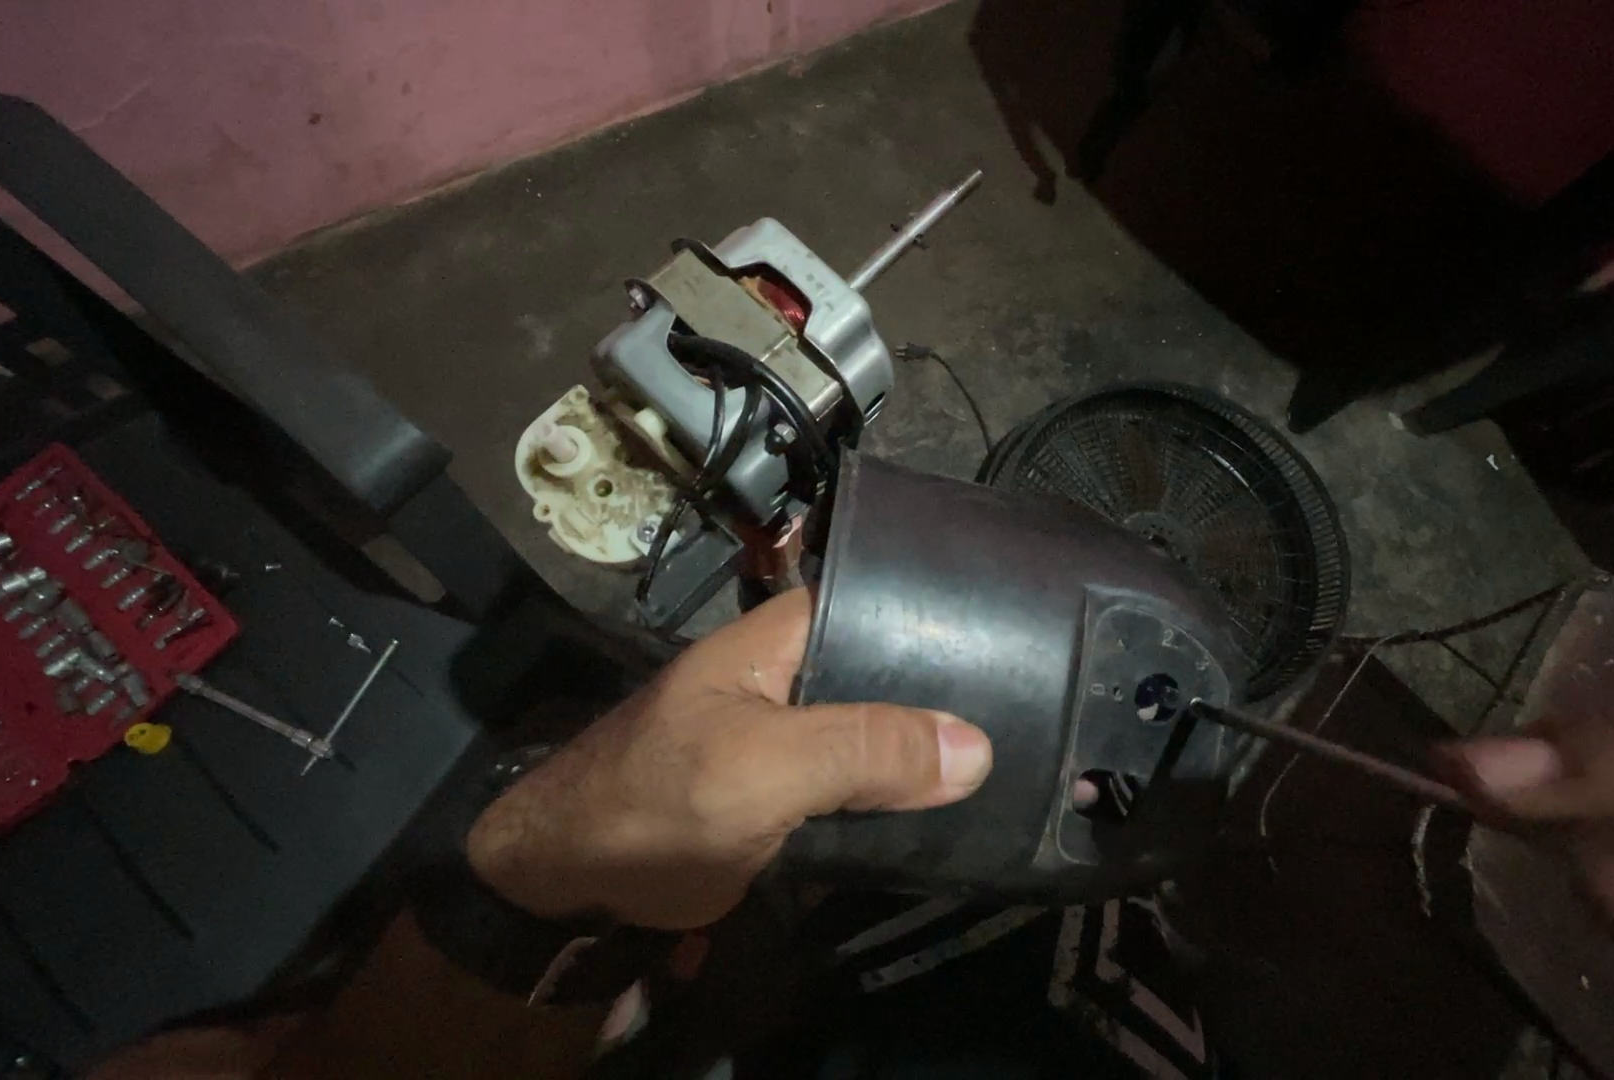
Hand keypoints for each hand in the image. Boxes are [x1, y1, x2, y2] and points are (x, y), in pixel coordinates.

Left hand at [466, 588, 992, 929]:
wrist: (576, 882)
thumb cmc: (655, 800)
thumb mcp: (760, 767)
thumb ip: (860, 750)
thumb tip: (976, 747)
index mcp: (786, 638)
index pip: (884, 606)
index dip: (948, 623)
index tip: (1022, 645)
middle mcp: (798, 674)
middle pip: (891, 670)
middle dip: (952, 692)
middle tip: (1037, 709)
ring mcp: (797, 733)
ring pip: (882, 728)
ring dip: (931, 747)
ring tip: (1021, 753)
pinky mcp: (796, 788)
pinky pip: (865, 779)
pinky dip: (904, 790)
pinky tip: (958, 802)